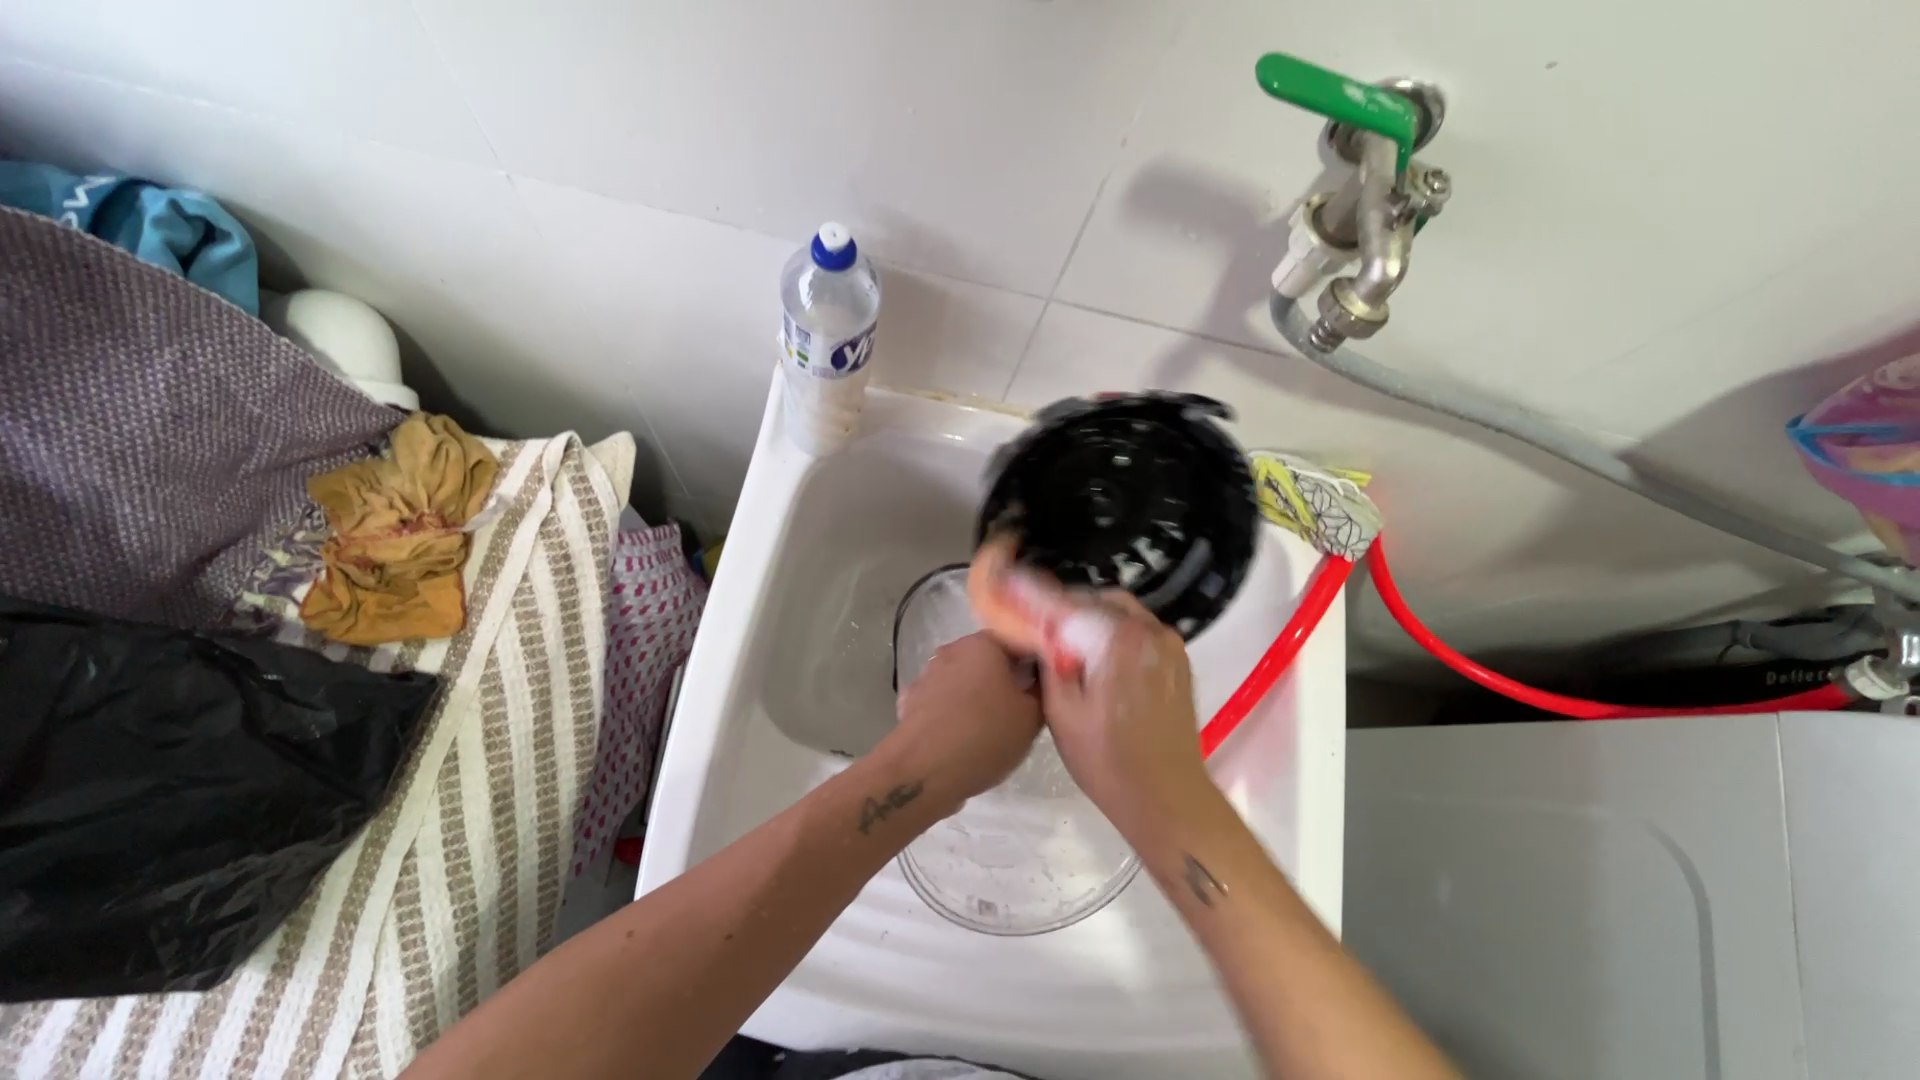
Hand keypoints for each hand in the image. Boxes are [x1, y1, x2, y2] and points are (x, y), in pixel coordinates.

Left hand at [886, 632, 1042, 811]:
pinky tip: (962, 738)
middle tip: (1023, 707)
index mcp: (982, 644)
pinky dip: (953, 714)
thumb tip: (1040, 679)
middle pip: (987, 660)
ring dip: (977, 696)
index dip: (1035, 661)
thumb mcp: (1032, 716)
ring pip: (962, 681)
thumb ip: (1042, 690)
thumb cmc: (986, 735)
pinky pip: (942, 703)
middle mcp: (950, 652)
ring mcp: (926, 677)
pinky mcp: (910, 704)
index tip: (1046, 684)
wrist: (924, 772)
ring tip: (993, 728)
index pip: (1017, 640)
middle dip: (1005, 678)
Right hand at [1039, 592, 1206, 832]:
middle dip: (1072, 611)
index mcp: (1118, 637)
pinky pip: (1142, 634)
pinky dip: (1118, 638)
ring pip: (1124, 616)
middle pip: (1102, 602)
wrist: (1166, 797)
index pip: (1072, 603)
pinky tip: (1101, 665)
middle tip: (1046, 633)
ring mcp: (1170, 645)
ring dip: (1096, 623)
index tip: (1021, 606)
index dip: (1043, 605)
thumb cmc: (1107, 759)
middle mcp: (1150, 630)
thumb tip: (1042, 631)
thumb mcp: (1061, 710)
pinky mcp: (1179, 663)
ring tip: (1072, 650)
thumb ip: (1050, 660)